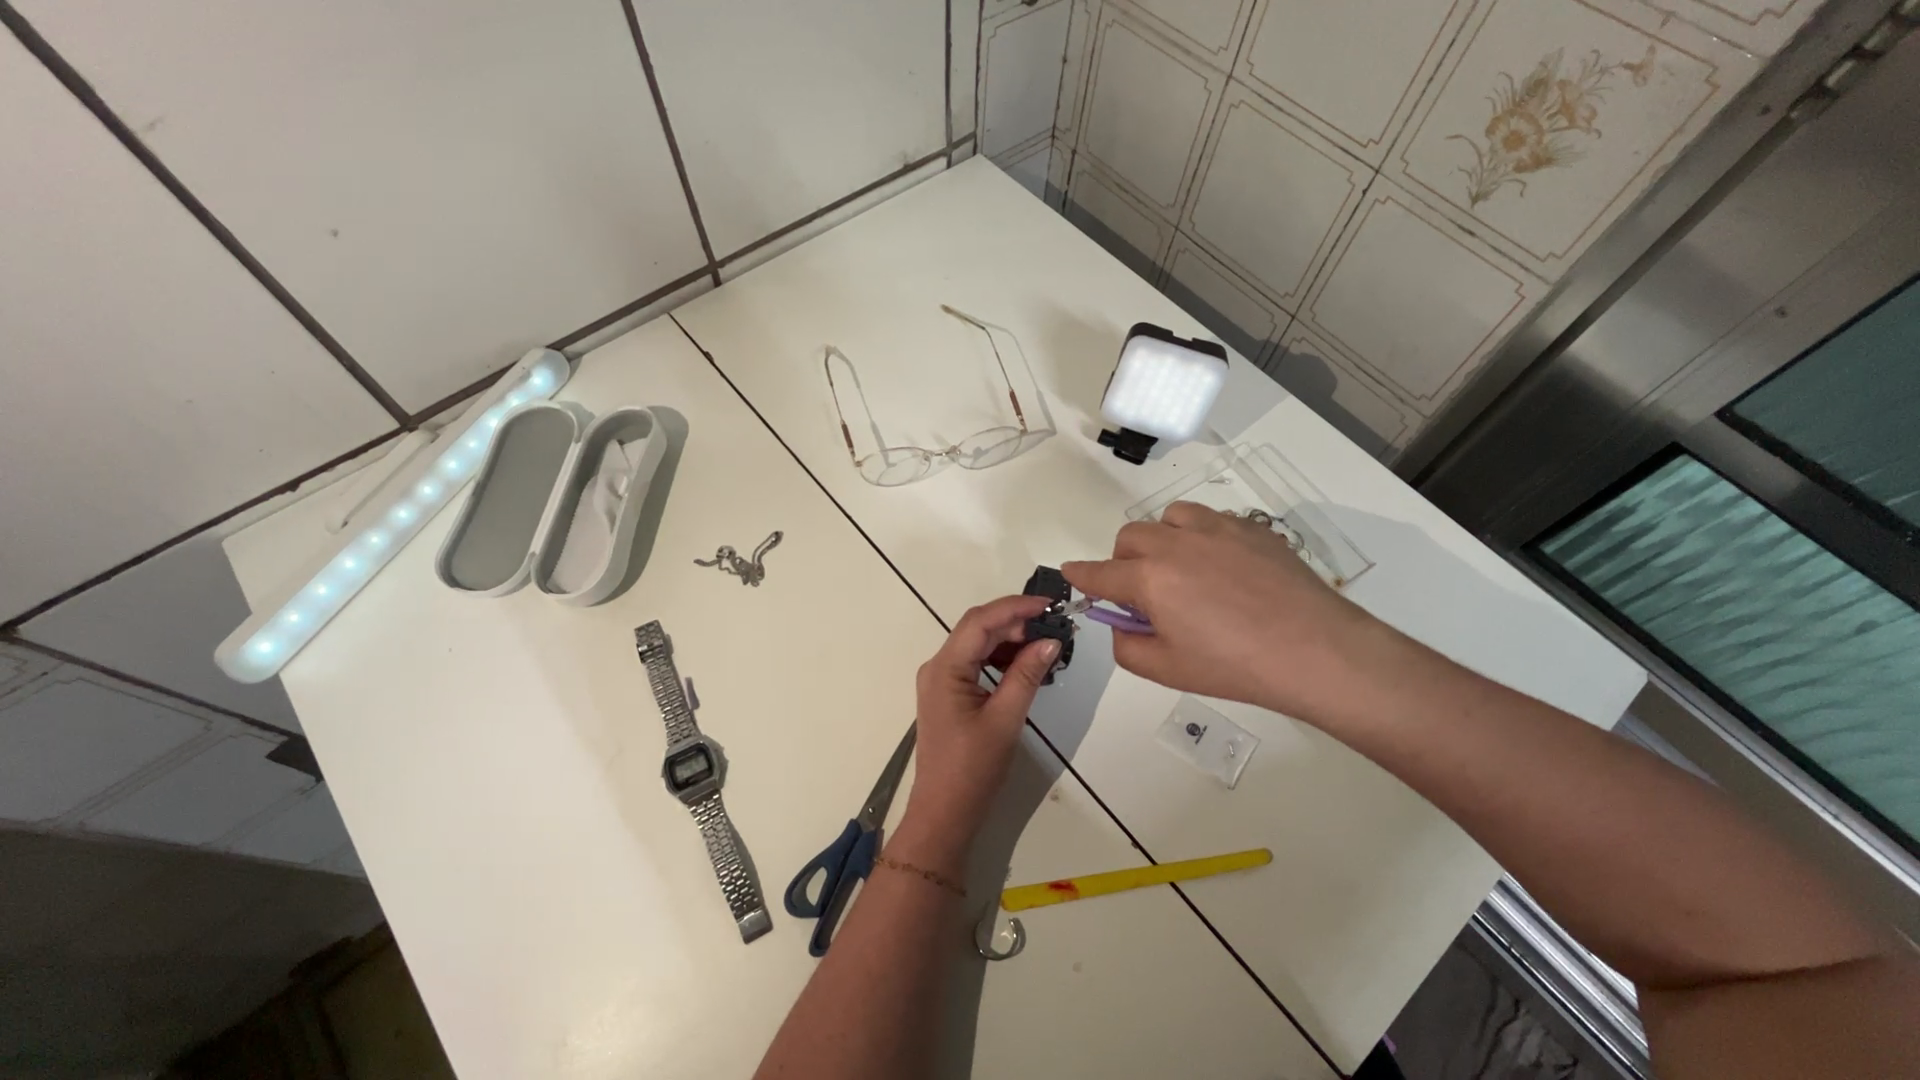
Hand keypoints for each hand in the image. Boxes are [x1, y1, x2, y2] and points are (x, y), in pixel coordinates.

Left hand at [891, 596, 1059, 873]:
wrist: (945, 812)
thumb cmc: (973, 768)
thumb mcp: (1005, 719)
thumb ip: (1027, 675)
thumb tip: (1051, 640)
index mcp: (945, 668)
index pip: (980, 621)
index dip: (1015, 607)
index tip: (1050, 604)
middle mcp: (938, 667)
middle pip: (977, 629)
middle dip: (1015, 622)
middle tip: (1054, 625)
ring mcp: (941, 681)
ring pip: (977, 645)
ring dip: (1009, 640)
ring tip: (1045, 643)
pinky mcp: (949, 695)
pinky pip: (975, 663)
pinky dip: (1000, 659)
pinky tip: (1026, 664)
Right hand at [1062, 502, 1388, 718]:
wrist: (1315, 649)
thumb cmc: (1235, 666)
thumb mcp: (1167, 670)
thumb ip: (1127, 647)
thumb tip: (1123, 624)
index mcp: (1150, 579)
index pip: (1100, 573)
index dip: (1082, 576)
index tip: (1071, 573)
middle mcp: (1177, 544)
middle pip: (1130, 537)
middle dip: (1124, 560)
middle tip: (1142, 592)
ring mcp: (1217, 530)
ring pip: (1170, 518)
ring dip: (1163, 539)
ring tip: (1182, 569)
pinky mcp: (1252, 528)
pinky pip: (1212, 521)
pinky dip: (1202, 538)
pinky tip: (1224, 569)